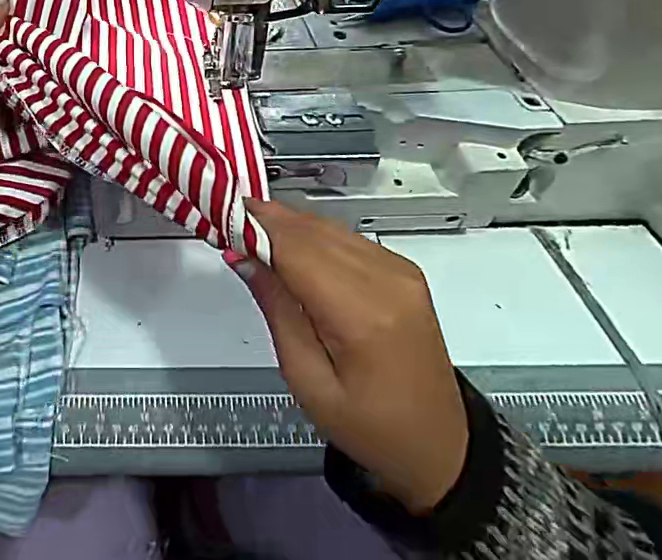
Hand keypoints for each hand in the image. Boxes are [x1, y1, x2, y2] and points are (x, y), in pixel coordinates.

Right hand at [233, 197, 468, 513]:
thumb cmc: (369, 427)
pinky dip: (316, 236)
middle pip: (314, 231)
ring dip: (291, 226)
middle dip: (269, 221)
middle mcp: (387, 280)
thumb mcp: (308, 381)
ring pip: (331, 228)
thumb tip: (245, 258)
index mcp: (362, 314)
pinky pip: (349, 238)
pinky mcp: (404, 270)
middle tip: (231, 219)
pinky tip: (293, 247)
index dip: (258, 227)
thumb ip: (277, 310)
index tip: (223, 217)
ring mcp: (400, 271)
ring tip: (254, 231)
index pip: (298, 249)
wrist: (438, 443)